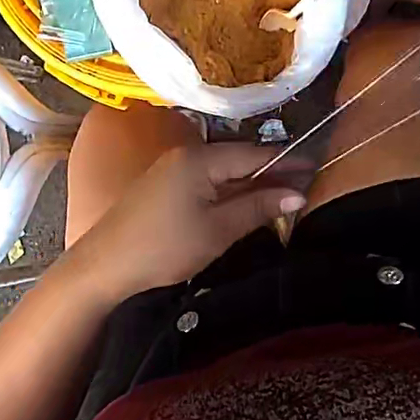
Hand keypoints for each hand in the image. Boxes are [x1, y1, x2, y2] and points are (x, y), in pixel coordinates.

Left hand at [57, 143, 309, 300]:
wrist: (103, 266)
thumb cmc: (164, 248)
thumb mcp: (218, 230)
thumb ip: (259, 207)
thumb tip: (298, 193)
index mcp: (200, 158)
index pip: (254, 153)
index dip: (287, 161)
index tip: (317, 166)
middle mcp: (186, 154)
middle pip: (239, 159)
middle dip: (272, 171)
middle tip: (306, 184)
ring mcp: (172, 168)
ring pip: (223, 170)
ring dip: (251, 182)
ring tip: (284, 194)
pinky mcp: (165, 185)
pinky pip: (207, 180)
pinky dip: (230, 190)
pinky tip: (246, 202)